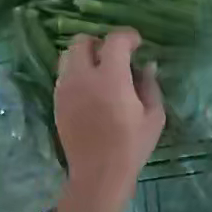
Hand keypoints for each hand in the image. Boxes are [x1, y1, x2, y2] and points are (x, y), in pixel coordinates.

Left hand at [55, 30, 164, 211]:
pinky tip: (91, 90)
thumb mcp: (154, 116)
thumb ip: (150, 86)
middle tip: (115, 57)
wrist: (99, 174)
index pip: (115, 40)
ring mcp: (65, 88)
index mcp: (111, 78)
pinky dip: (77, 73)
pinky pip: (64, 76)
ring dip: (85, 56)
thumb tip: (147, 66)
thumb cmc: (132, 146)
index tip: (138, 44)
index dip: (128, 36)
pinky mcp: (57, 101)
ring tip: (101, 72)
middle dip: (100, 42)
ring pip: (68, 56)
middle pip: (82, 41)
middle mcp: (83, 76)